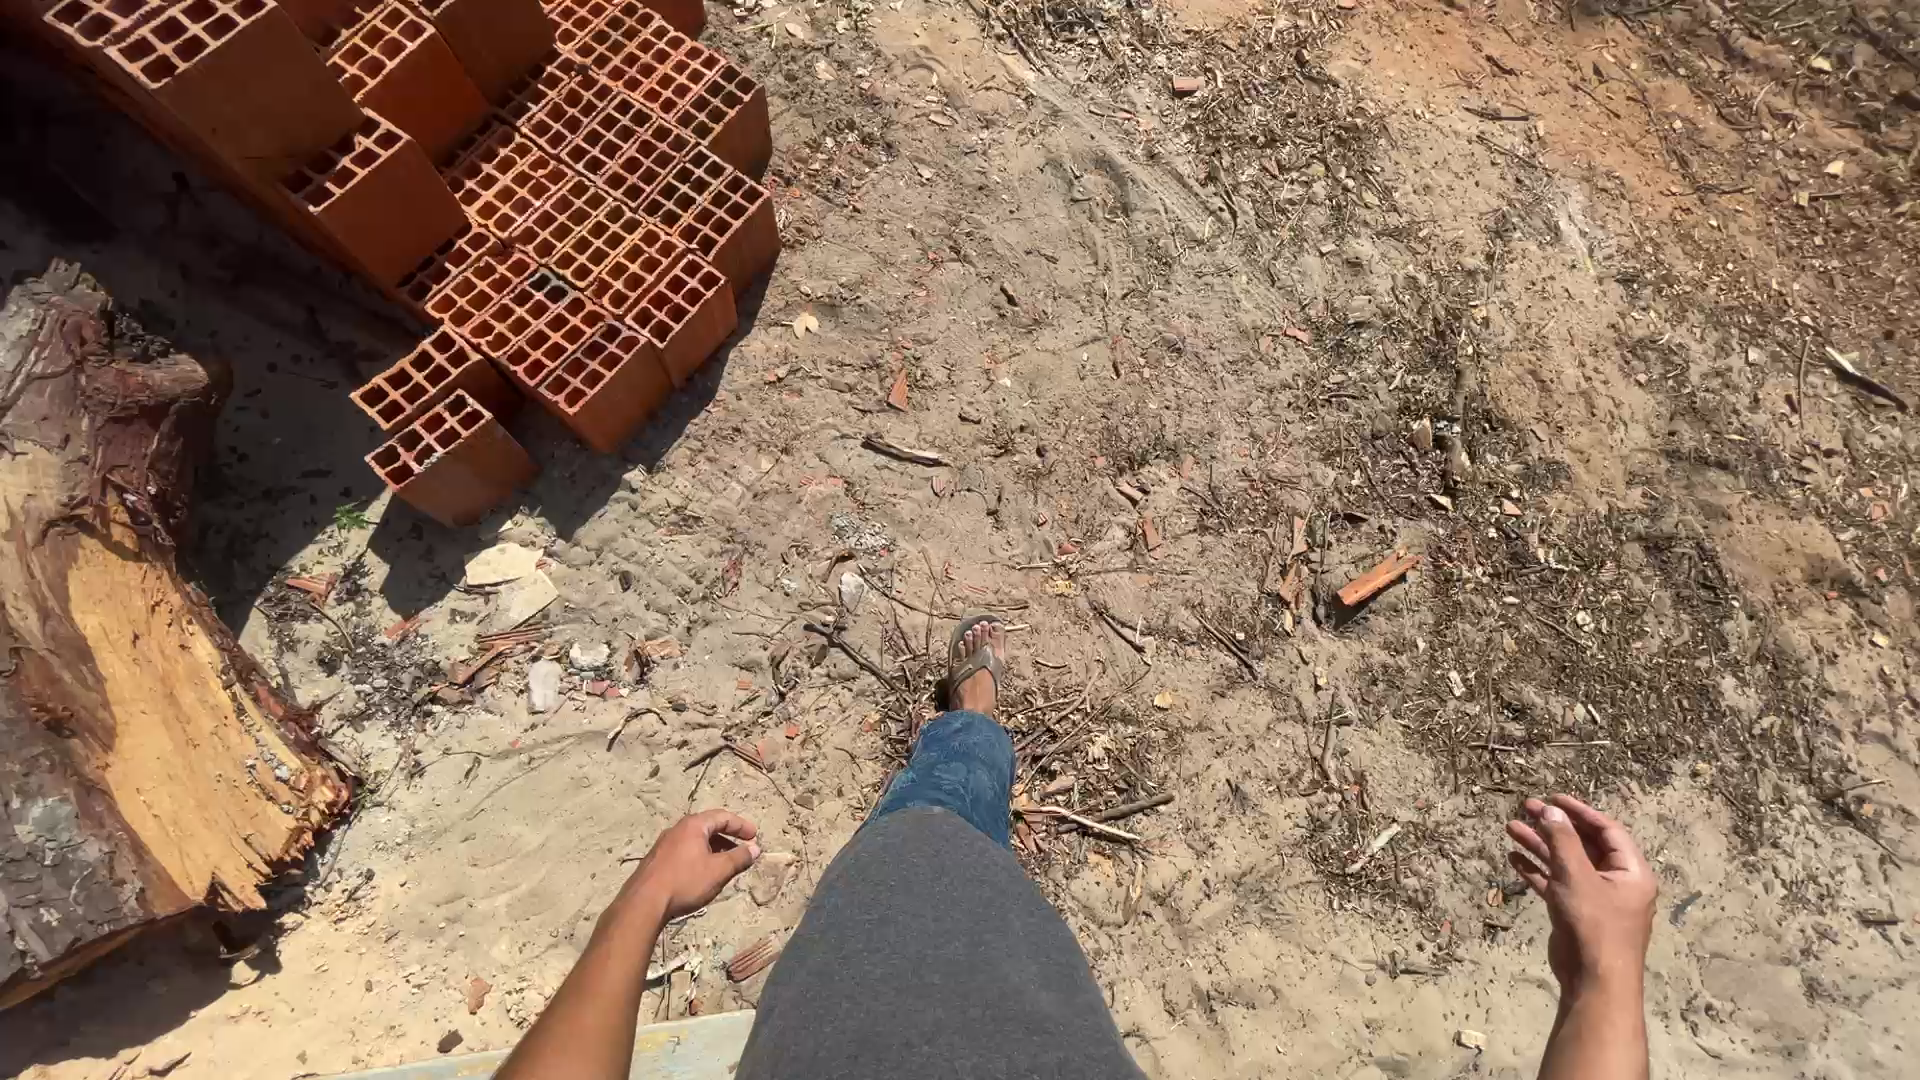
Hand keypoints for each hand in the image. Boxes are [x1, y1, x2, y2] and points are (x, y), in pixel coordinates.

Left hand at [620, 810, 760, 920]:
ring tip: (724, 865)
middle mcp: (678, 829)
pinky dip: (699, 857)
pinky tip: (702, 874)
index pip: (723, 817)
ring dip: (714, 849)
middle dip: (728, 838)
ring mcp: (664, 845)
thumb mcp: (718, 870)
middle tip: (742, 850)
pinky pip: (684, 852)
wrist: (643, 904)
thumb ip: (739, 858)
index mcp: (694, 825)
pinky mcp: (656, 861)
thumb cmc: (685, 882)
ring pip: (695, 841)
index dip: (741, 826)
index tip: (754, 836)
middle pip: (709, 827)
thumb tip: (755, 849)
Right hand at [1506, 795, 1655, 999]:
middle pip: (1583, 844)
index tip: (1553, 797)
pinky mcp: (1574, 910)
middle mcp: (1615, 882)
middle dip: (1554, 825)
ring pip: (1564, 861)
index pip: (1608, 831)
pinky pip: (1554, 881)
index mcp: (1630, 873)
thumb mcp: (1576, 875)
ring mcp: (1594, 897)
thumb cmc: (1593, 922)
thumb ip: (1563, 839)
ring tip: (1511, 828)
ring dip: (1539, 844)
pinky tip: (1513, 858)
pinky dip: (1535, 868)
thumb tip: (1550, 809)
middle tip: (1526, 807)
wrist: (1594, 977)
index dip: (1581, 812)